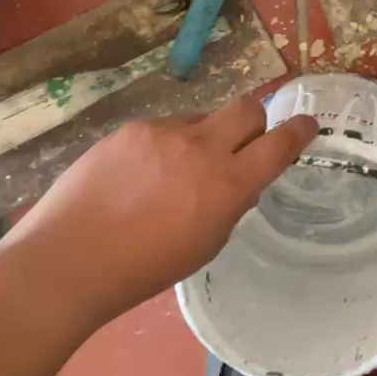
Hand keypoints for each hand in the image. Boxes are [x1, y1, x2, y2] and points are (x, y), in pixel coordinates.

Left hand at [1, 98, 318, 323]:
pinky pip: (165, 127)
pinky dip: (168, 145)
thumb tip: (239, 178)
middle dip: (254, 121)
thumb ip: (232, 202)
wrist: (68, 260)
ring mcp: (163, 133)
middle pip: (247, 107)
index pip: (280, 143)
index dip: (300, 131)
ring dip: (204, 137)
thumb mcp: (208, 243)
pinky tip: (142, 175)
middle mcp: (201, 148)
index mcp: (228, 184)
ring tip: (175, 173)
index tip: (308, 125)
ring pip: (202, 118)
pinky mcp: (130, 130)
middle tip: (242, 144)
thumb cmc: (145, 267)